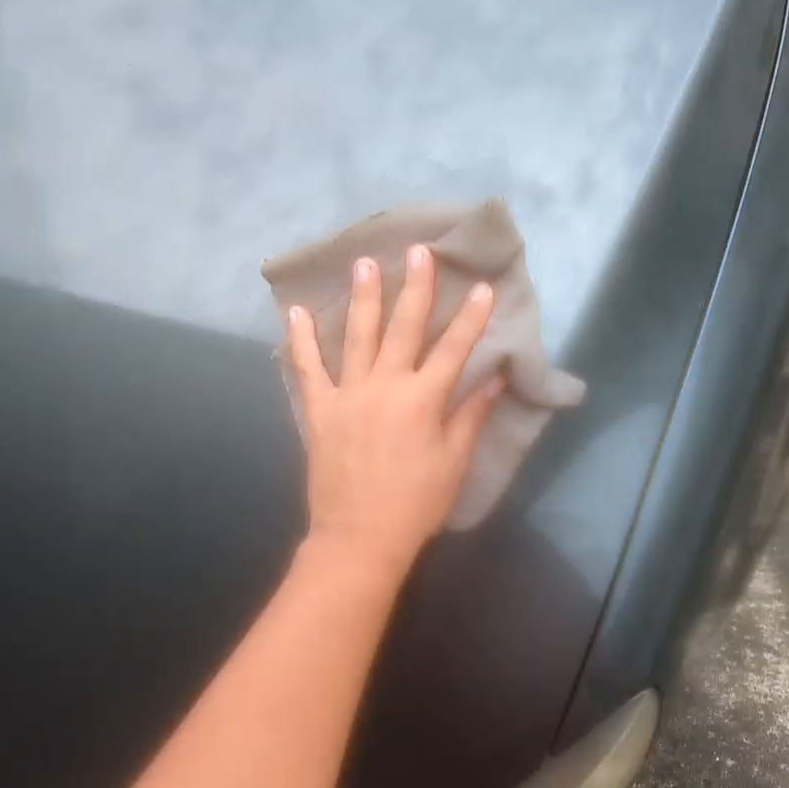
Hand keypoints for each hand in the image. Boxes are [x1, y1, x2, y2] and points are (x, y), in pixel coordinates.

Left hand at [281, 244, 502, 572]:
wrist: (360, 537)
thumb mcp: (454, 462)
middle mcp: (386, 386)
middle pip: (404, 327)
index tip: (482, 286)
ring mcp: (348, 394)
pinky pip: (308, 368)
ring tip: (365, 262)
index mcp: (424, 400)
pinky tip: (295, 311)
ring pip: (357, 335)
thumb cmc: (417, 504)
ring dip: (364, 297)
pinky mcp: (320, 410)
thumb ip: (471, 415)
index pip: (453, 349)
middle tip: (419, 251)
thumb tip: (493, 378)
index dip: (470, 317)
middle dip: (415, 287)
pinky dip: (301, 340)